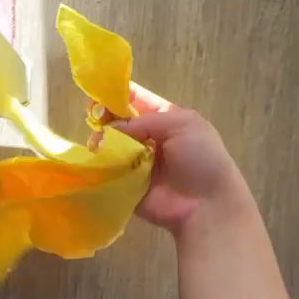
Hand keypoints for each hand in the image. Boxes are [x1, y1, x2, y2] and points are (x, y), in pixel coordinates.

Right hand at [108, 84, 253, 236]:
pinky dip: (99, 166)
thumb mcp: (182, 125)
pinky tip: (94, 160)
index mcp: (164, 121)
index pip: (137, 103)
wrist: (205, 204)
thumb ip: (146, 120)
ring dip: (101, 143)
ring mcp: (135, 164)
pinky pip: (107, 173)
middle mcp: (148, 140)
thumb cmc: (201, 158)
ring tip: (97, 144)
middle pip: (119, 125)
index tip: (97, 94)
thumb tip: (111, 129)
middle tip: (92, 119)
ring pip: (110, 148)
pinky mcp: (125, 186)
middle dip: (105, 120)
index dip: (118, 97)